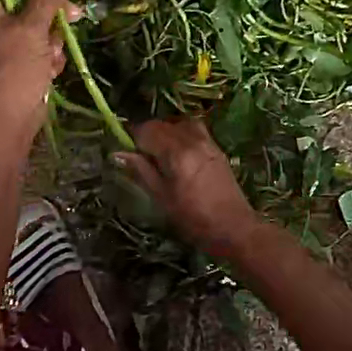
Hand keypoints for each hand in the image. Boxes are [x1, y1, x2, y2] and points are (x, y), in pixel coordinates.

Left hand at [0, 0, 76, 139]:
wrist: (8, 120)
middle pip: (27, 2)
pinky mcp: (18, 63)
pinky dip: (48, 57)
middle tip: (74, 15)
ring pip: (38, 27)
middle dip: (51, 14)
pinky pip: (39, 48)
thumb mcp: (32, 28)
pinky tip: (49, 70)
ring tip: (50, 56)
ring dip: (52, 40)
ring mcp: (4, 44)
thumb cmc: (13, 70)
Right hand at [114, 118, 265, 256]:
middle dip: (148, 136)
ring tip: (161, 156)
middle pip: (162, 124)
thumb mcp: (161, 198)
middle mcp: (192, 139)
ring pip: (178, 123)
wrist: (234, 227)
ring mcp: (207, 141)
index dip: (133, 139)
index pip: (146, 130)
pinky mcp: (217, 147)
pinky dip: (182, 135)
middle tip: (143, 159)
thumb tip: (117, 153)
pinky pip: (194, 130)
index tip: (129, 155)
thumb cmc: (193, 219)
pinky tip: (179, 155)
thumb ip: (141, 171)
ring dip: (166, 133)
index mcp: (176, 152)